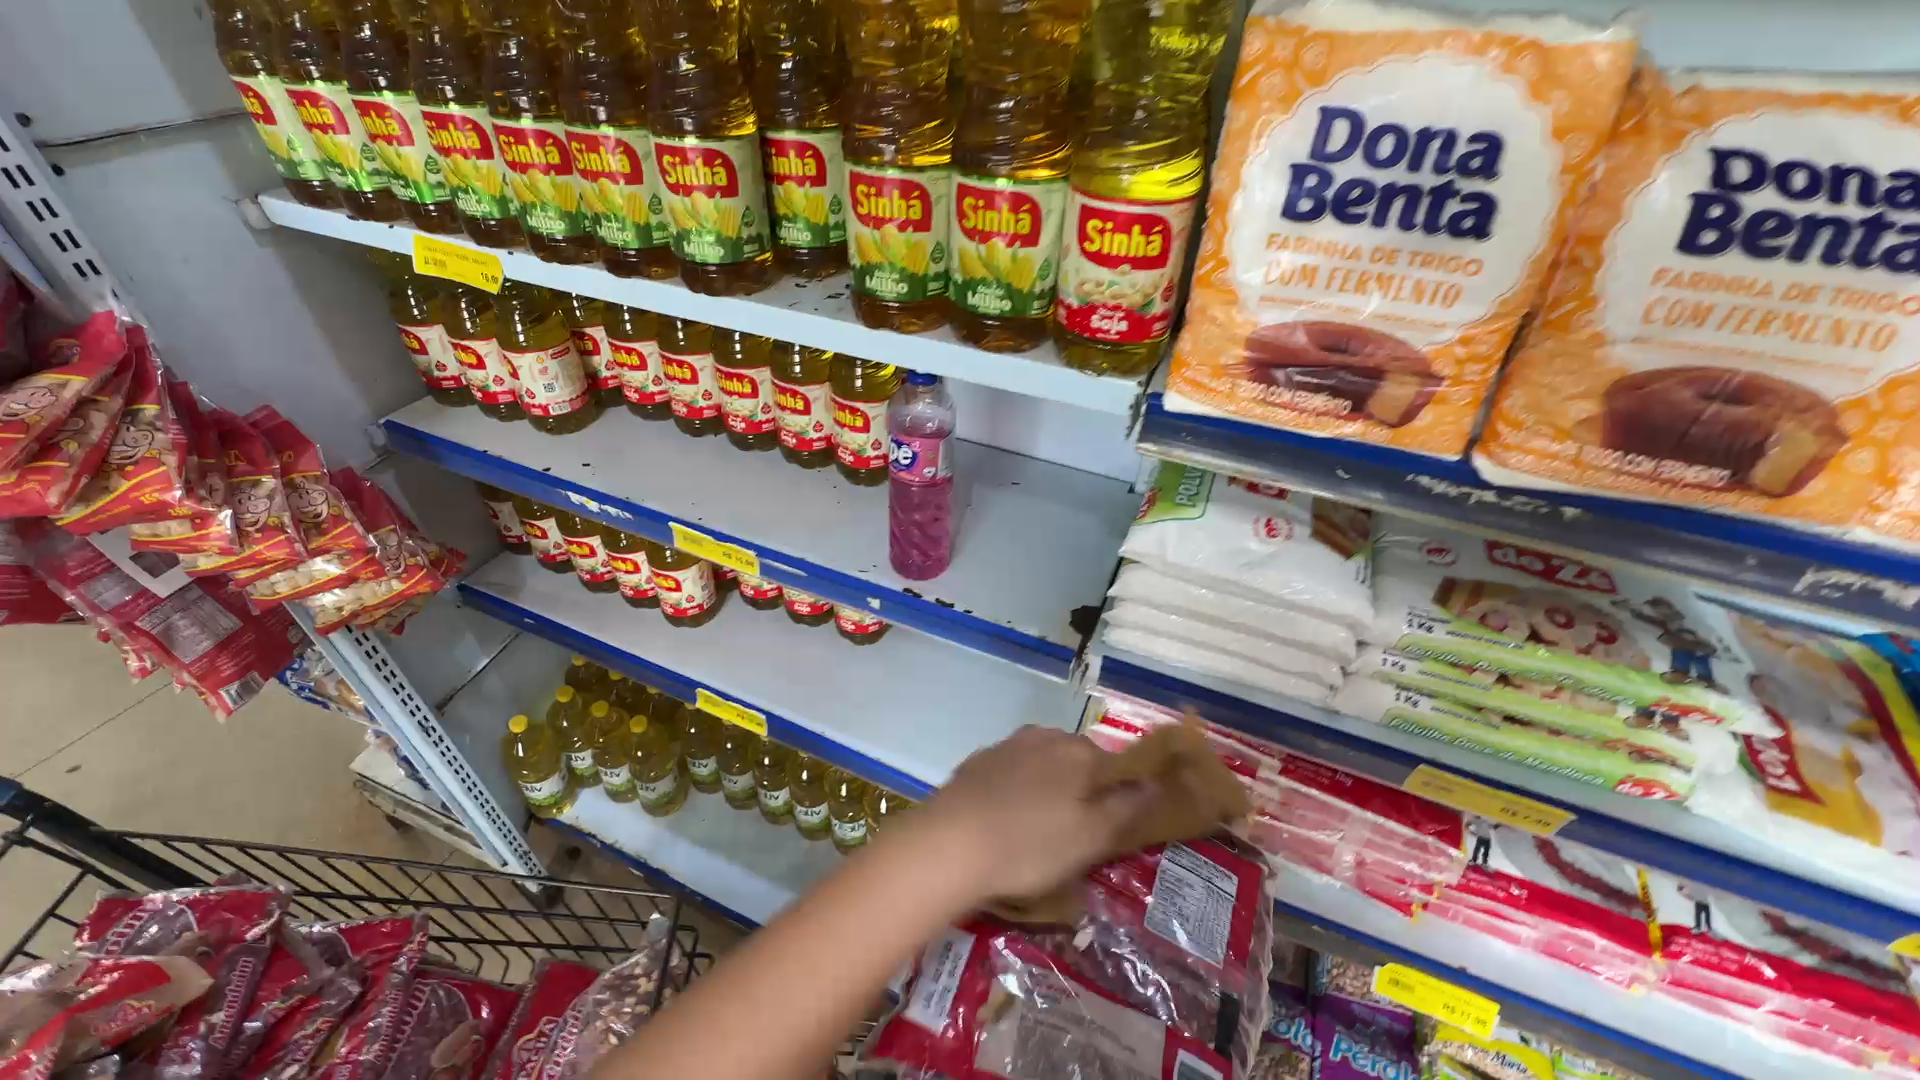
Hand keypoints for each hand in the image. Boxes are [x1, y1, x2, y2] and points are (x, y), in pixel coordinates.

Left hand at [901, 726, 1155, 905]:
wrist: (950, 844)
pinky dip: (1018, 789)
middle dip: (1084, 788)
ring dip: (1049, 786)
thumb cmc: (1030, 846)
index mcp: (1081, 753)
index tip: (1114, 824)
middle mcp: (1047, 737)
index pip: (1118, 765)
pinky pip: (1012, 771)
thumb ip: (1126, 808)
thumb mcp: (1091, 839)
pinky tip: (1008, 817)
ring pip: (1043, 762)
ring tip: (1041, 826)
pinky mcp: (978, 761)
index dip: (1121, 793)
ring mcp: (1008, 746)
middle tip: (1078, 832)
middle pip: (1080, 760)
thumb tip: (1154, 784)